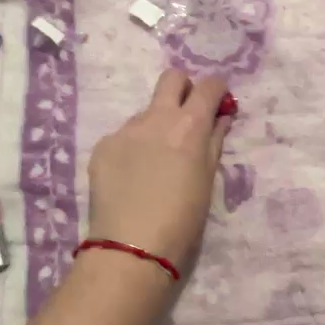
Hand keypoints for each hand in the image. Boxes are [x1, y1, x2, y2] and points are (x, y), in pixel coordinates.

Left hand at [84, 70, 232, 274]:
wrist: (131, 246)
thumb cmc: (183, 218)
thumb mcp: (208, 180)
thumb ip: (215, 142)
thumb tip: (221, 118)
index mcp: (189, 124)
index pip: (208, 86)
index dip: (217, 90)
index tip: (218, 103)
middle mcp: (156, 117)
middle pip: (171, 78)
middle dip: (184, 88)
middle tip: (187, 116)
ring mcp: (125, 129)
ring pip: (146, 112)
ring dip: (156, 125)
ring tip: (156, 162)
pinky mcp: (102, 146)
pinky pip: (124, 136)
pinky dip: (133, 148)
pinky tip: (132, 176)